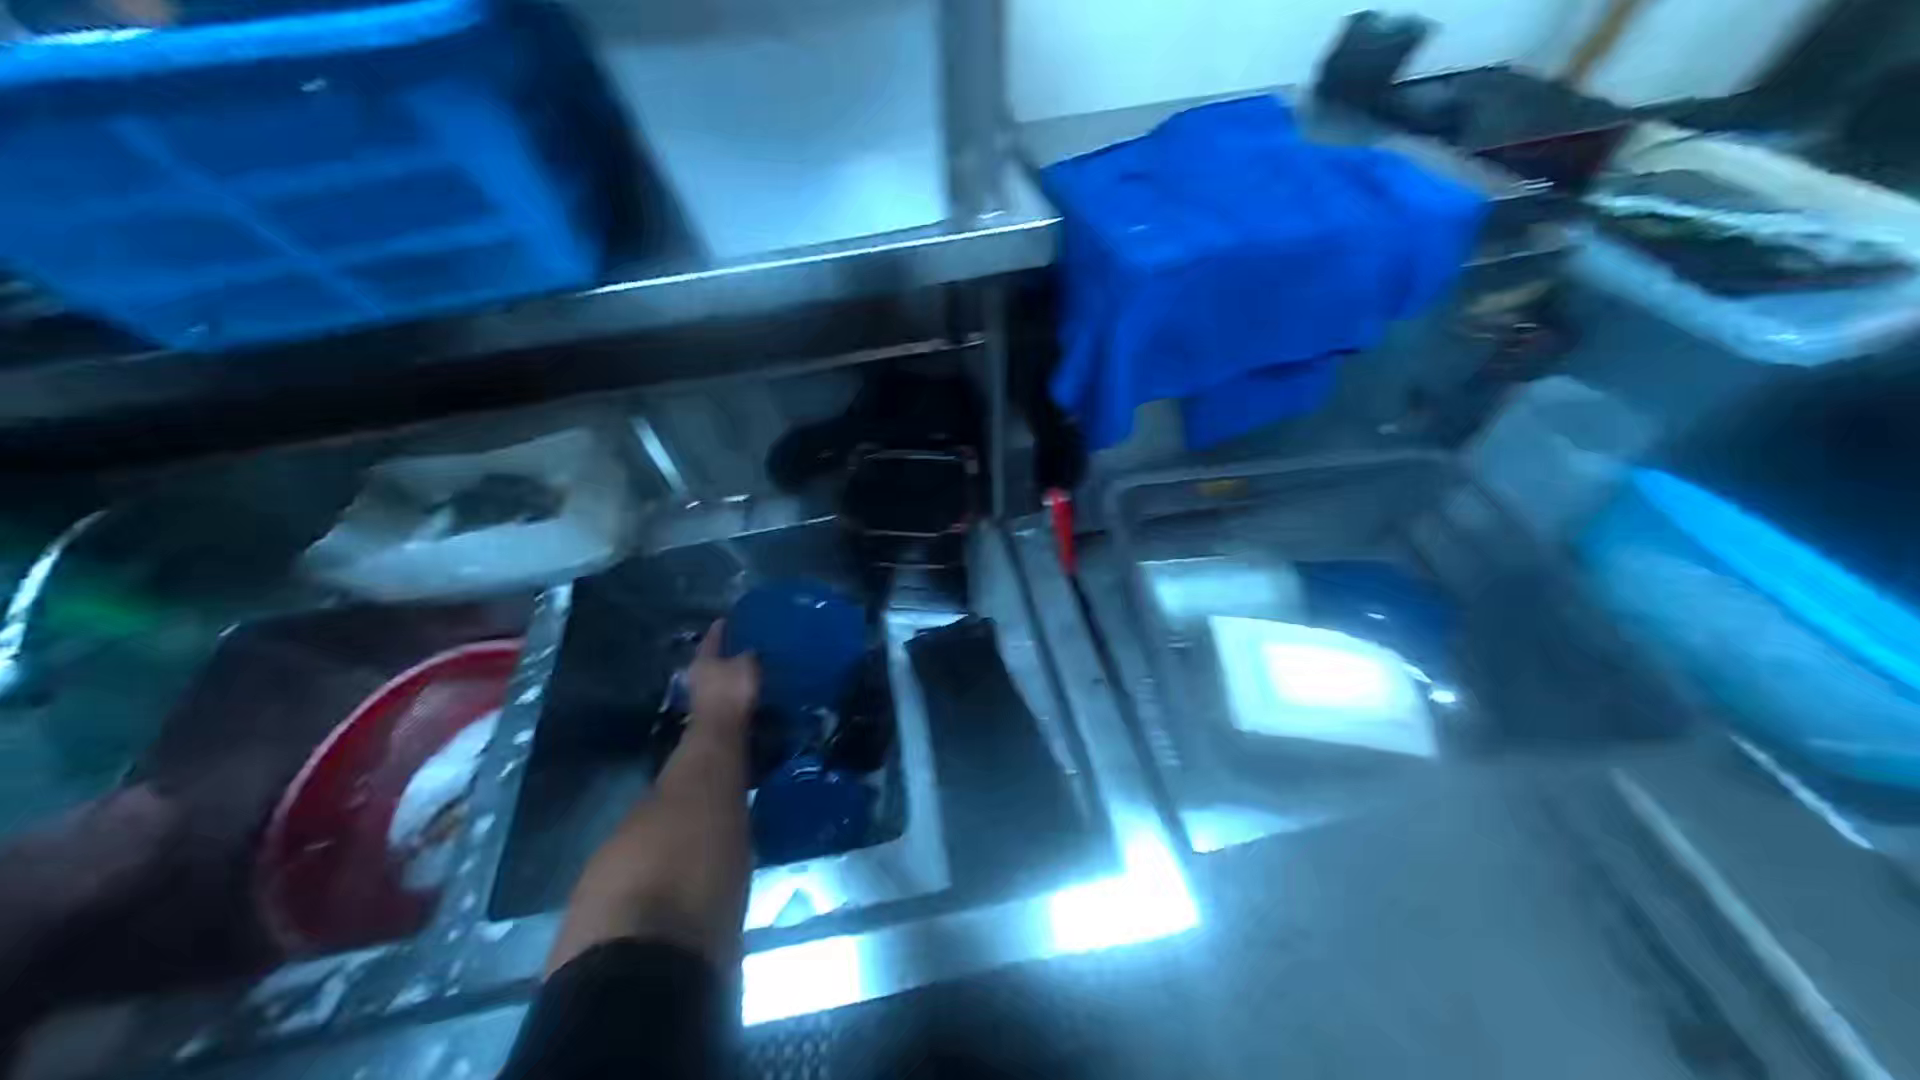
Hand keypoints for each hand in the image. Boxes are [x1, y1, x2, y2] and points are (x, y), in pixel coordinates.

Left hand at [688, 619, 758, 730]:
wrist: (721, 732)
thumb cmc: (731, 690)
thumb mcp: (746, 665)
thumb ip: (748, 655)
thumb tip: (749, 651)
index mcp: (703, 658)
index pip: (712, 637)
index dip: (719, 628)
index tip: (725, 619)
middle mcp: (697, 673)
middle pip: (710, 658)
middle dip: (723, 651)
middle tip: (738, 643)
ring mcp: (701, 695)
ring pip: (716, 676)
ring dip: (727, 671)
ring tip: (744, 665)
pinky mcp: (711, 712)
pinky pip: (723, 692)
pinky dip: (732, 687)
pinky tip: (744, 686)